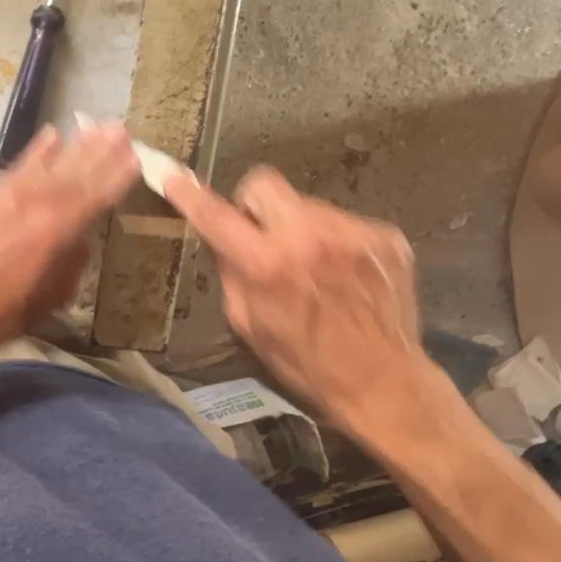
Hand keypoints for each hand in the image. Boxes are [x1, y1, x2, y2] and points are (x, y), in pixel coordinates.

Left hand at [0, 122, 140, 353]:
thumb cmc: (1, 314)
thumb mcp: (50, 297)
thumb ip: (70, 263)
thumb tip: (78, 241)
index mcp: (55, 231)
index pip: (96, 197)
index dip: (118, 177)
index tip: (137, 157)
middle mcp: (34, 205)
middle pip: (75, 174)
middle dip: (100, 152)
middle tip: (121, 129)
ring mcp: (7, 198)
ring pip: (49, 166)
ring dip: (75, 146)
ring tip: (97, 126)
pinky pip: (17, 170)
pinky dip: (35, 153)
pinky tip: (51, 136)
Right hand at [163, 165, 431, 426]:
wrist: (383, 382)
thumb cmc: (303, 361)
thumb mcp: (246, 322)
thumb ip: (232, 273)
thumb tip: (222, 240)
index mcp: (267, 264)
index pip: (217, 215)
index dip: (191, 195)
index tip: (174, 179)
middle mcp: (310, 236)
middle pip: (264, 184)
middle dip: (253, 205)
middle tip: (258, 236)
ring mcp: (353, 232)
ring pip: (305, 204)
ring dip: (297, 227)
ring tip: (310, 267)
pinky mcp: (385, 236)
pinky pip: (341, 222)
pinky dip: (332, 241)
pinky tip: (340, 274)